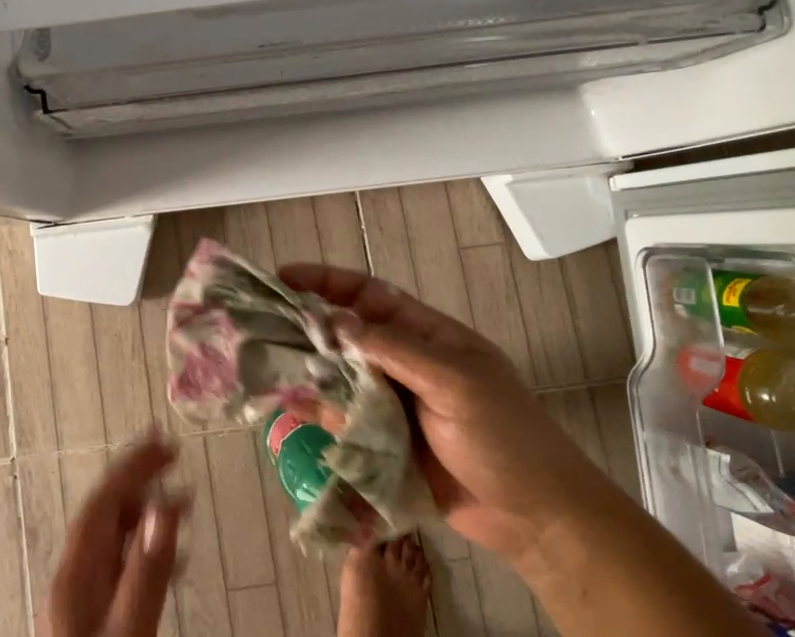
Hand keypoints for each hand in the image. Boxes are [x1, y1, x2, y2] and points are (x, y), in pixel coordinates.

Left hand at [42, 429, 190, 636]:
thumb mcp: (127, 626)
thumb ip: (145, 569)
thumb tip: (164, 506)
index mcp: (74, 571)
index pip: (102, 500)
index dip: (132, 464)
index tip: (164, 439)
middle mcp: (72, 574)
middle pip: (105, 511)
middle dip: (139, 476)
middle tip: (173, 450)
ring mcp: (80, 593)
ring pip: (113, 536)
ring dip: (145, 508)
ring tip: (182, 495)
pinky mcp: (92, 613)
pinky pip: (119, 562)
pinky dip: (144, 545)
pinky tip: (169, 550)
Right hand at [280, 264, 624, 564]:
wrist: (534, 516)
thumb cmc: (504, 435)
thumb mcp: (455, 382)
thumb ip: (395, 350)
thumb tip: (336, 321)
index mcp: (428, 336)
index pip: (370, 296)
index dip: (328, 282)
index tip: (283, 277)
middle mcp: (404, 364)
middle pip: (346, 335)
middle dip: (306, 326)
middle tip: (259, 324)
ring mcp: (393, 405)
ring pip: (339, 378)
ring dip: (305, 370)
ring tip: (263, 364)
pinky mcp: (384, 444)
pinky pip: (343, 420)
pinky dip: (316, 412)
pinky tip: (288, 407)